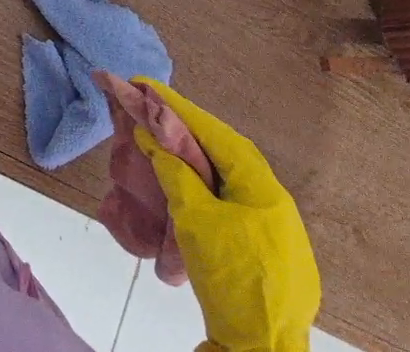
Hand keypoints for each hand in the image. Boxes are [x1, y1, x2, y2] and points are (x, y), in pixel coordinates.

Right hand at [131, 78, 320, 351]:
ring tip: (158, 142)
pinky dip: (197, 182)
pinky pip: (224, 196)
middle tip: (145, 111)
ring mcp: (267, 219)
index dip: (172, 106)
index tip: (142, 84)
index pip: (207, 128)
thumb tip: (153, 135)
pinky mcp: (260, 241)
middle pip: (216, 147)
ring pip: (220, 172)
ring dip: (188, 156)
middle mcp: (266, 192)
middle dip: (180, 128)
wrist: (266, 348)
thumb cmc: (234, 277)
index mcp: (256, 179)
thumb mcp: (196, 220)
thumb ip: (175, 173)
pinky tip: (180, 184)